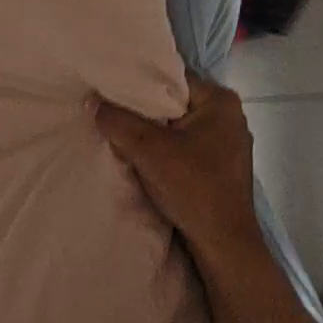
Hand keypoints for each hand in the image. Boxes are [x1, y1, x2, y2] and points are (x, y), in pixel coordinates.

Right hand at [94, 71, 261, 259]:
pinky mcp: (222, 168)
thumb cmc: (193, 187)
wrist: (223, 243)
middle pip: (174, 104)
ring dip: (153, 135)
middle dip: (144, 112)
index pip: (171, 79)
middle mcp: (230, 116)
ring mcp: (228, 144)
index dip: (139, 85)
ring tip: (123, 136)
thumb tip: (92, 102)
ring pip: (179, 128)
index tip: (110, 91)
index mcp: (220, 101)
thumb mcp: (148, 150)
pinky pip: (186, 148)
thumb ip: (118, 122)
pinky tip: (145, 160)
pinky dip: (166, 152)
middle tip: (111, 113)